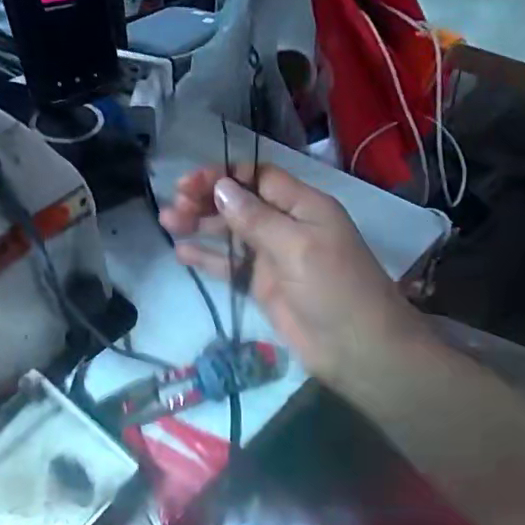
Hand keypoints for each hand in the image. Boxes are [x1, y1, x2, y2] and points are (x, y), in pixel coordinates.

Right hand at [158, 165, 428, 394]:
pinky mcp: (261, 285)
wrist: (357, 348)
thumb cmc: (334, 288)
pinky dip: (206, 257)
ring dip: (200, 226)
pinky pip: (229, 265)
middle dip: (206, 200)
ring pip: (230, 233)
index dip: (224, 176)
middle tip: (174, 206)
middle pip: (239, 203)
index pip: (258, 178)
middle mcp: (286, 225)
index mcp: (303, 206)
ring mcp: (272, 257)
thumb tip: (221, 187)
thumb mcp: (296, 245)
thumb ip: (255, 218)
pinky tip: (181, 252)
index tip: (189, 184)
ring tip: (167, 223)